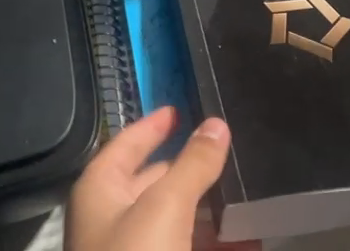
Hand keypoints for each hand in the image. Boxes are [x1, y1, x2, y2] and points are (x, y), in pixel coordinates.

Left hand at [67, 107, 250, 250]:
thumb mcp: (166, 207)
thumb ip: (193, 164)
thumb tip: (217, 124)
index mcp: (101, 191)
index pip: (127, 144)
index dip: (153, 126)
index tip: (178, 110)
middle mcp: (110, 221)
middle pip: (153, 184)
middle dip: (191, 171)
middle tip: (228, 154)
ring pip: (174, 224)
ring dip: (210, 214)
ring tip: (246, 198)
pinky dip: (215, 246)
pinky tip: (248, 243)